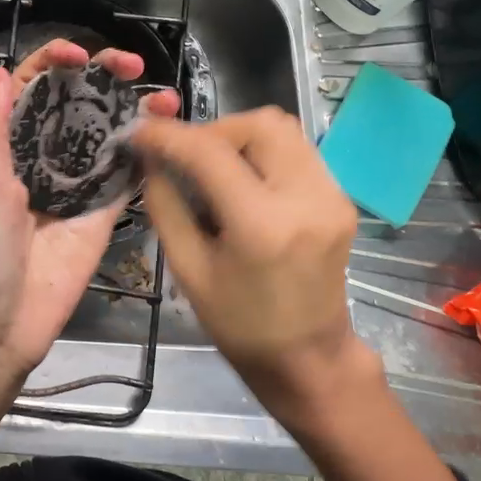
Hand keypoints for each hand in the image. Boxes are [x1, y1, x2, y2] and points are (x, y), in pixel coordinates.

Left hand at [0, 39, 179, 376]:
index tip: (79, 55)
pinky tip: (169, 132)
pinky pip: (127, 178)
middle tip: (131, 65)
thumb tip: (2, 72)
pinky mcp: (101, 214)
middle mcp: (41, 157)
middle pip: (74, 103)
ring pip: (106, 135)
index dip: (52, 62)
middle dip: (101, 77)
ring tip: (162, 92)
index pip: (30, 88)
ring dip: (132, 109)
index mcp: (5, 144)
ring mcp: (74, 185)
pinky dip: (147, 154)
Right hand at [128, 107, 363, 412]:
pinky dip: (262, 152)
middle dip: (214, 130)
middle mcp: (306, 199)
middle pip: (259, 123)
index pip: (210, 152)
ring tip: (213, 167)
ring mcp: (331, 196)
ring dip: (239, 137)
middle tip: (188, 157)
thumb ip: (165, 204)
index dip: (169, 135)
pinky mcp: (340, 198)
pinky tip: (243, 182)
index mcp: (262, 225)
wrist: (308, 357)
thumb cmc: (238, 322)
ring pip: (282, 129)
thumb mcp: (186, 268)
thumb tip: (149, 158)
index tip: (141, 131)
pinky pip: (296, 150)